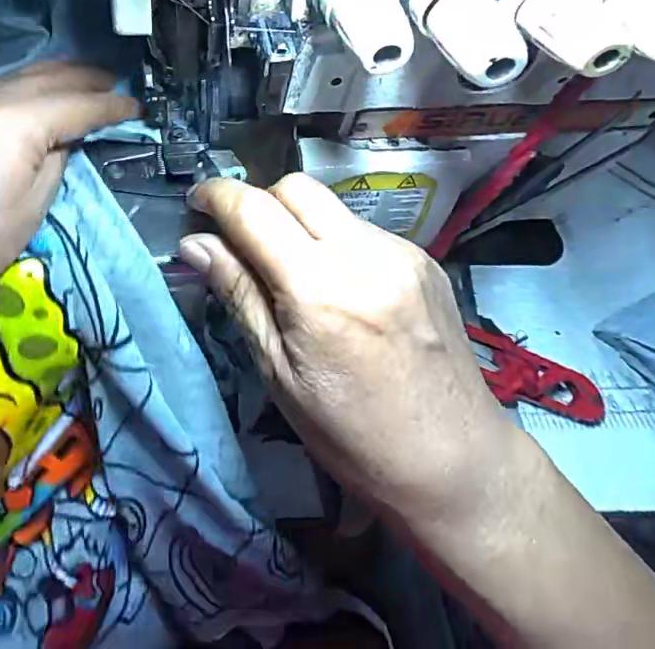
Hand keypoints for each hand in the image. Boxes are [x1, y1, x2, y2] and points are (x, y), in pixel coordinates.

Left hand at [0, 62, 136, 380]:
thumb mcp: (26, 216)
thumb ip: (52, 163)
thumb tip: (61, 138)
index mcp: (11, 123)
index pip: (75, 105)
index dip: (110, 106)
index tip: (134, 107)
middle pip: (41, 78)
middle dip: (82, 79)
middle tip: (110, 83)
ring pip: (1, 76)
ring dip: (38, 77)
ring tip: (65, 79)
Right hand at [180, 174, 524, 529]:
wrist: (460, 466)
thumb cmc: (352, 435)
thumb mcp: (278, 372)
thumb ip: (238, 293)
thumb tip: (193, 244)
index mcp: (321, 290)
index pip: (255, 210)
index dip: (216, 196)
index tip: (194, 202)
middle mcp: (366, 256)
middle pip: (295, 187)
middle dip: (256, 200)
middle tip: (238, 238)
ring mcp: (402, 253)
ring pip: (329, 204)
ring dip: (293, 220)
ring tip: (287, 269)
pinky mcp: (424, 259)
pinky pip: (358, 227)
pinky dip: (329, 239)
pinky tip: (333, 283)